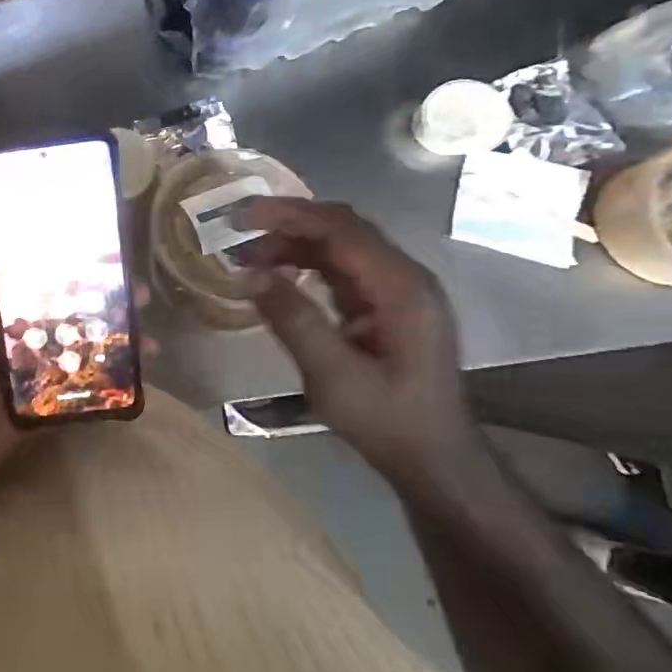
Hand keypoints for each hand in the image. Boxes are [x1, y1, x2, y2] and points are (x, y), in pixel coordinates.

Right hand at [231, 199, 480, 481]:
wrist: (433, 456)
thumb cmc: (387, 418)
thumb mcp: (332, 375)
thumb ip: (293, 320)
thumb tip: (249, 274)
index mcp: (400, 287)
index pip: (341, 229)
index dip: (289, 215)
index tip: (241, 216)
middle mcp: (404, 278)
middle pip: (343, 229)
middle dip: (288, 224)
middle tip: (237, 234)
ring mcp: (397, 291)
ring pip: (341, 248)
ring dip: (294, 245)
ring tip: (248, 259)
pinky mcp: (386, 306)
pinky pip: (343, 270)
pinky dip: (307, 264)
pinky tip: (278, 276)